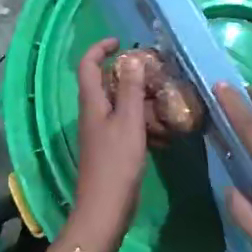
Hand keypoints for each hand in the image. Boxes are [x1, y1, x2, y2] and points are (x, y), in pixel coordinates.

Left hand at [69, 38, 149, 251]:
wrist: (105, 209)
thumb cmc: (116, 163)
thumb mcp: (128, 122)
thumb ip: (131, 90)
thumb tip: (131, 57)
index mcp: (92, 104)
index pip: (87, 65)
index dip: (100, 48)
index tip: (121, 42)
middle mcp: (93, 114)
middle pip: (105, 83)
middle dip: (128, 73)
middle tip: (155, 71)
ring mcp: (101, 132)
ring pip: (118, 105)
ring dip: (139, 98)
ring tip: (164, 97)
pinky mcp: (111, 148)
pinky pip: (126, 124)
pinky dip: (142, 120)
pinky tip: (163, 129)